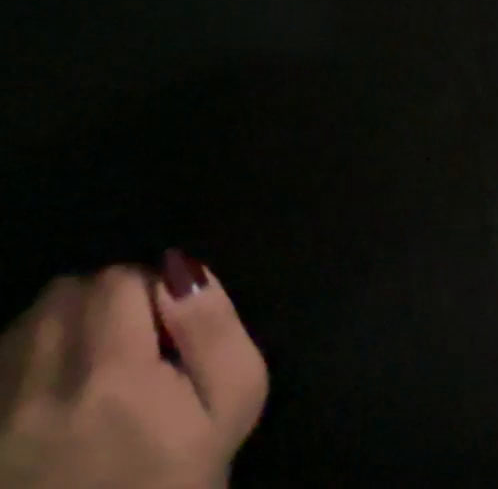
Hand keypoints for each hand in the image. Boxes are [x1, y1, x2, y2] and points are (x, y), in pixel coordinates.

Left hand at [0, 254, 267, 487]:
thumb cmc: (182, 468)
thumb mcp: (234, 399)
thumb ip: (214, 330)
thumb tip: (185, 270)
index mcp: (113, 378)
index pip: (117, 282)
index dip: (152, 287)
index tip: (171, 322)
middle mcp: (37, 390)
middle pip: (63, 294)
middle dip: (106, 299)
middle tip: (138, 336)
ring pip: (23, 322)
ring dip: (64, 322)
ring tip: (97, 357)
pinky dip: (30, 352)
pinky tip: (58, 382)